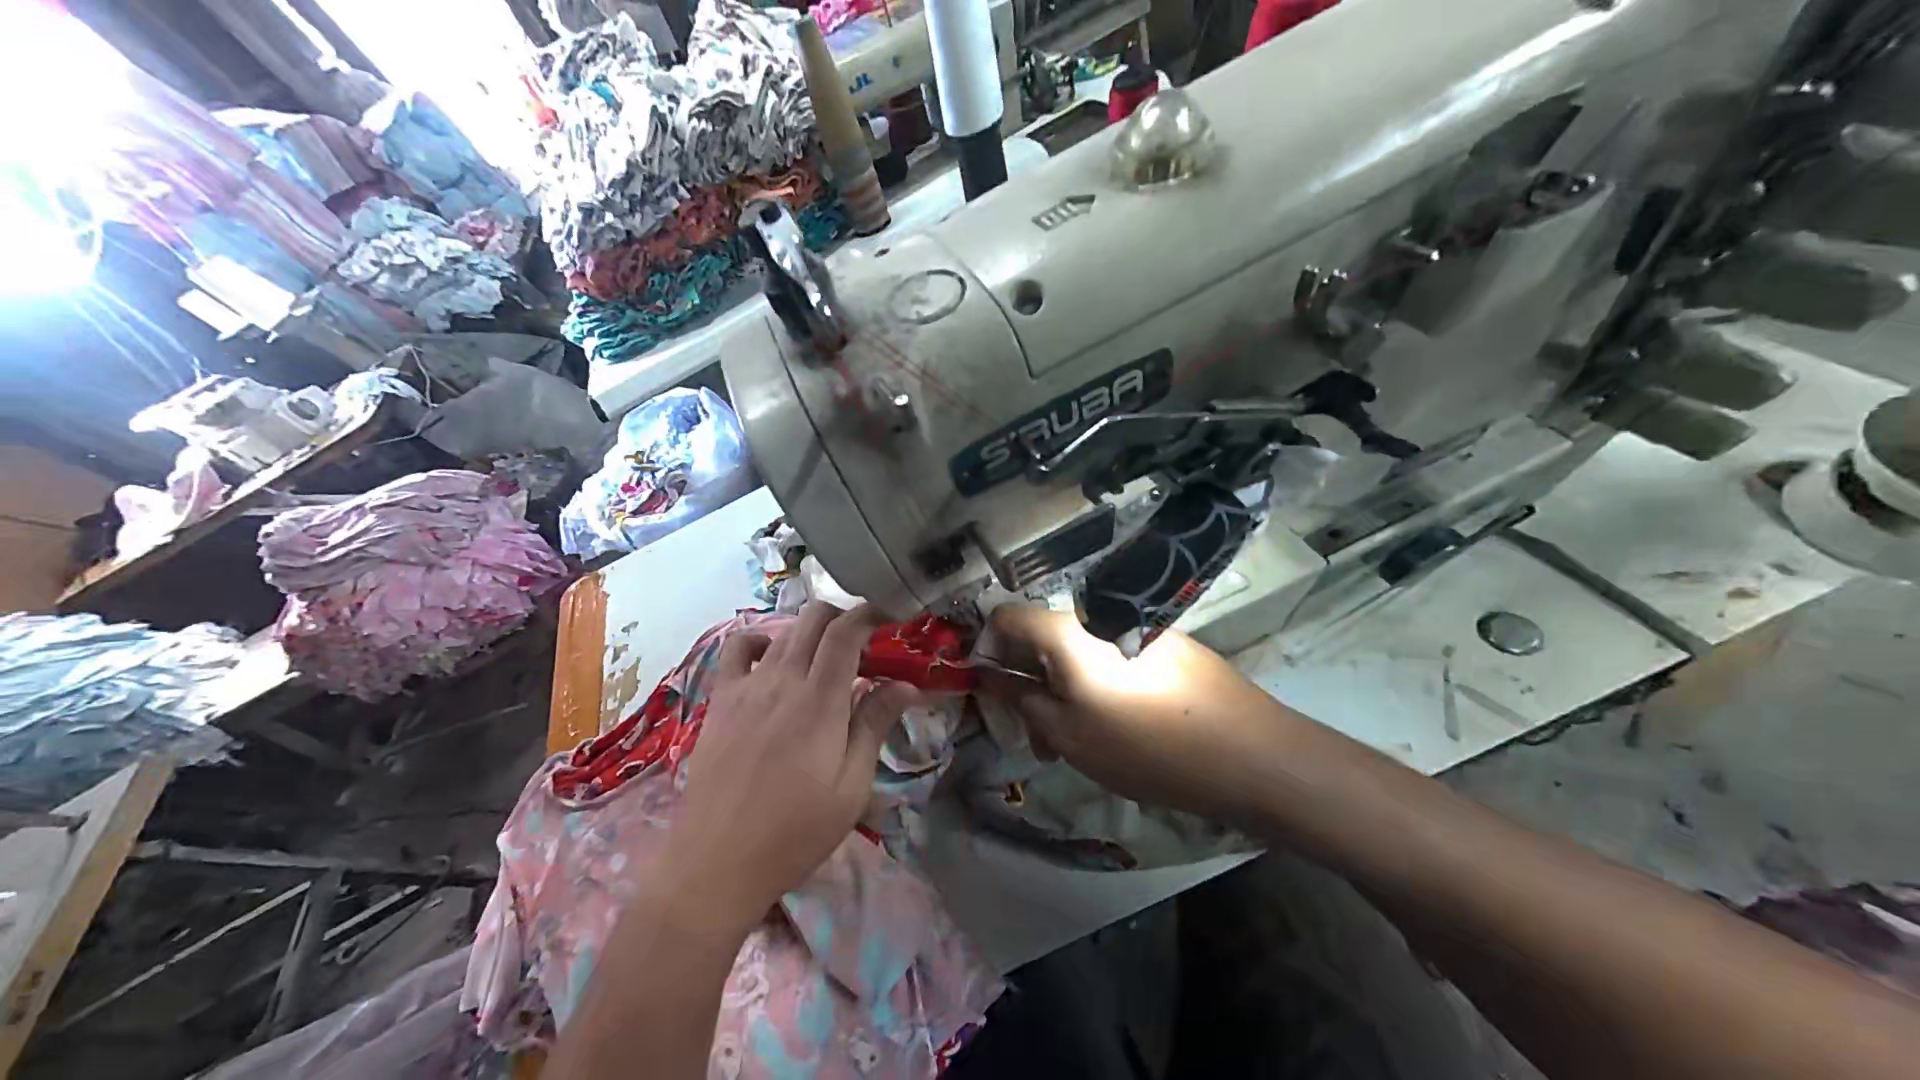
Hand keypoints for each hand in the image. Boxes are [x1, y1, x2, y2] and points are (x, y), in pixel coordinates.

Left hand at [663, 602, 917, 926]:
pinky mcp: (720, 700)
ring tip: (827, 659)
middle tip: (865, 642)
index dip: (870, 613)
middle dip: (844, 617)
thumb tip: (905, 685)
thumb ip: (874, 726)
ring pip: (783, 633)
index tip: (890, 615)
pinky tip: (774, 661)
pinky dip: (762, 641)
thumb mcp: (851, 786)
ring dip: (810, 632)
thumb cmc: (795, 831)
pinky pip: (738, 650)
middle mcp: (781, 680)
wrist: (717, 861)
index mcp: (819, 700)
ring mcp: (746, 687)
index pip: (846, 632)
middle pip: (813, 619)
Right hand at [979, 605, 1312, 821]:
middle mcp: (1100, 618)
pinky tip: (1120, 730)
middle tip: (1038, 738)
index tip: (992, 693)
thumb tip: (991, 673)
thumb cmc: (1145, 746)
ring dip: (1064, 692)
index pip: (1005, 618)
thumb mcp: (1067, 733)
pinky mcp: (1168, 647)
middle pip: (1043, 639)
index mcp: (1068, 630)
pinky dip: (1100, 689)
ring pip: (1080, 654)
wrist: (1252, 754)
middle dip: (1028, 683)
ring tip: (1079, 744)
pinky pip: (1114, 659)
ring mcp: (1138, 629)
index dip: (986, 651)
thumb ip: (1021, 698)